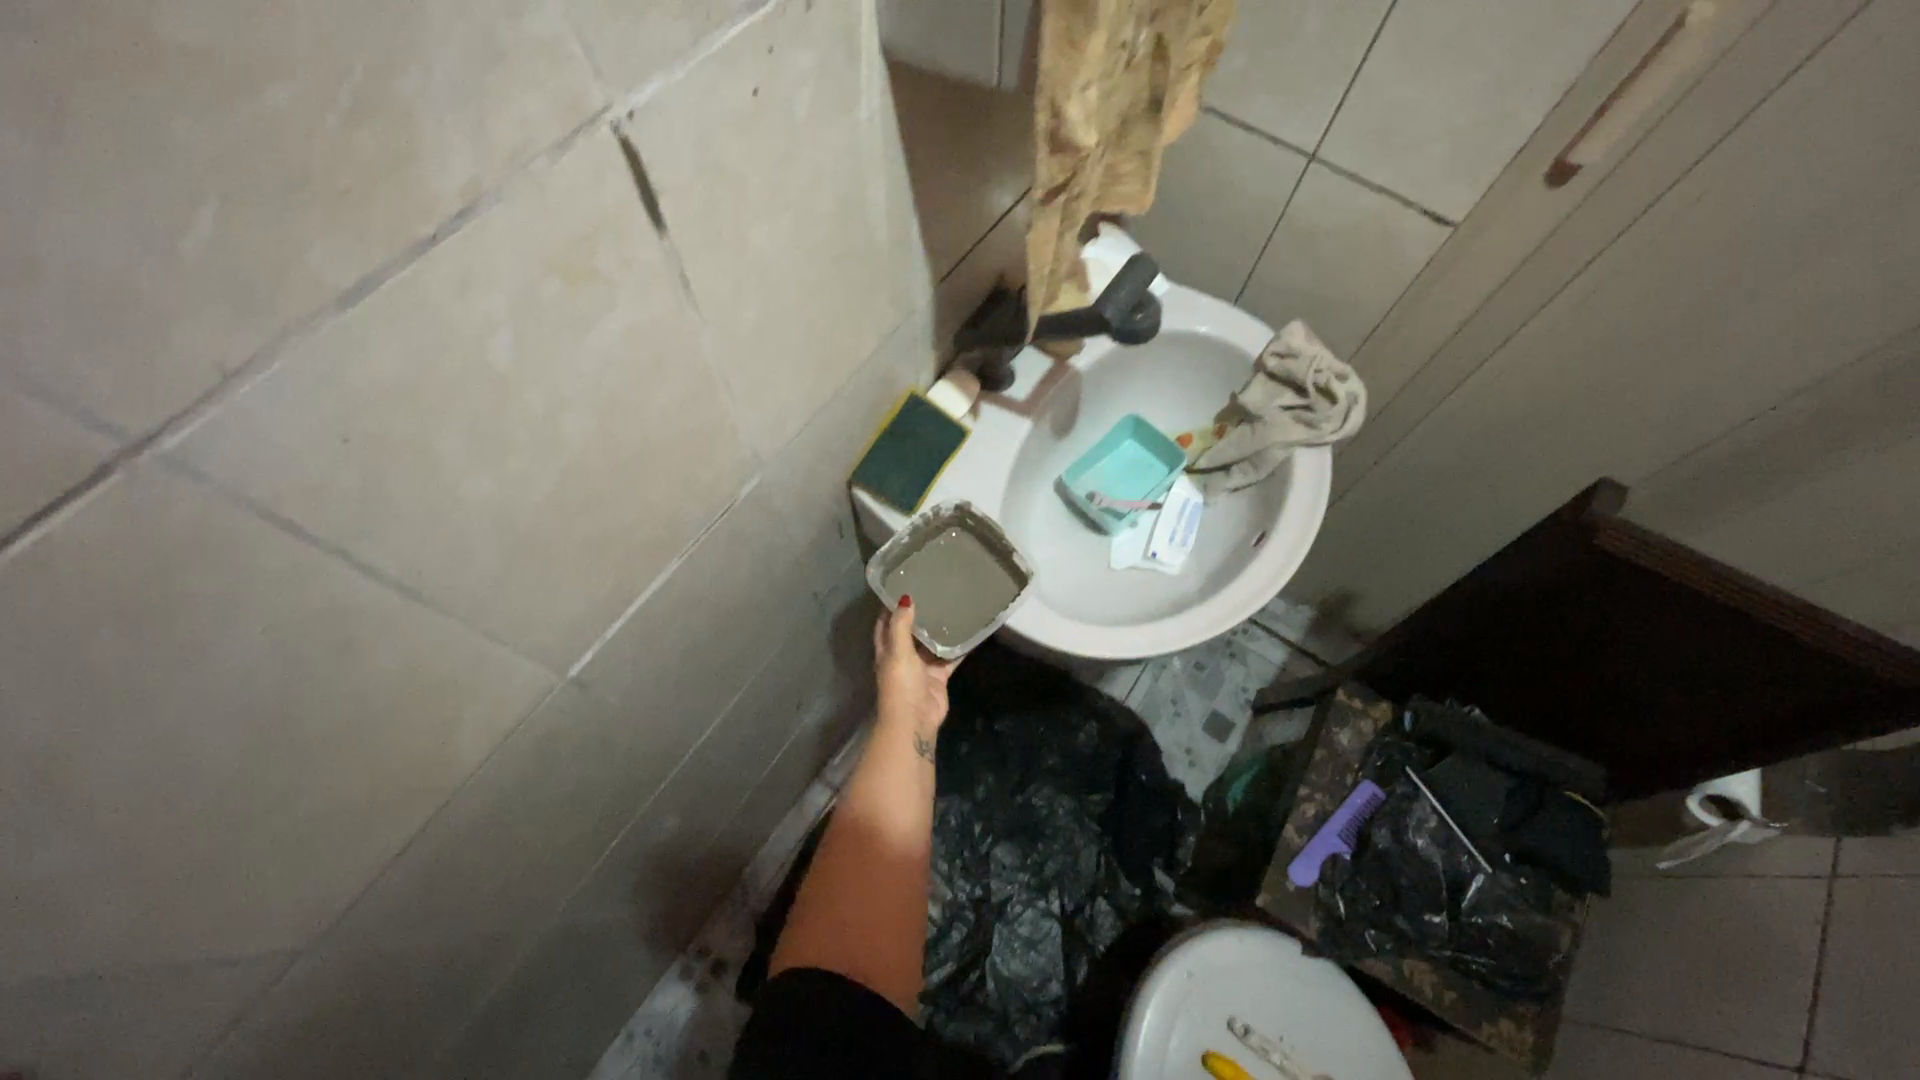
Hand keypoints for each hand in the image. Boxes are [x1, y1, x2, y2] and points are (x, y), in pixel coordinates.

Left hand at [874, 597, 959, 744]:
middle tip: (933, 592)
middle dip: (919, 616)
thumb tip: (906, 598)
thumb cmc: (900, 683)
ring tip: (953, 606)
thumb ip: (901, 625)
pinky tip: (969, 632)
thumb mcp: (898, 651)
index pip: (885, 624)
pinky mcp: (938, 677)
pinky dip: (958, 648)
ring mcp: (921, 668)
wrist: (914, 720)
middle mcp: (903, 657)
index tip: (902, 586)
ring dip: (939, 630)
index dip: (890, 607)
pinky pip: (949, 658)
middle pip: (910, 632)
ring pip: (931, 644)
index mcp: (887, 650)